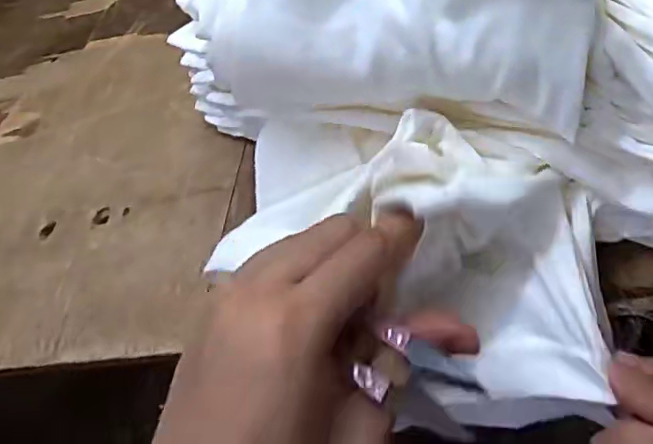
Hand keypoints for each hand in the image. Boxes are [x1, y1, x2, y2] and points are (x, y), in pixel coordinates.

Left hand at [154, 211, 479, 443]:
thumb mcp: (354, 430)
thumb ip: (396, 365)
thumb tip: (440, 323)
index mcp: (295, 322)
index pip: (363, 250)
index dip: (398, 238)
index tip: (419, 229)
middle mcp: (258, 287)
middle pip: (333, 230)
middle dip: (365, 249)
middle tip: (382, 297)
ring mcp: (228, 289)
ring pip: (301, 237)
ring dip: (332, 257)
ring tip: (343, 311)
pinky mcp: (212, 300)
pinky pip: (270, 258)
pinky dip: (300, 267)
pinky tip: (306, 312)